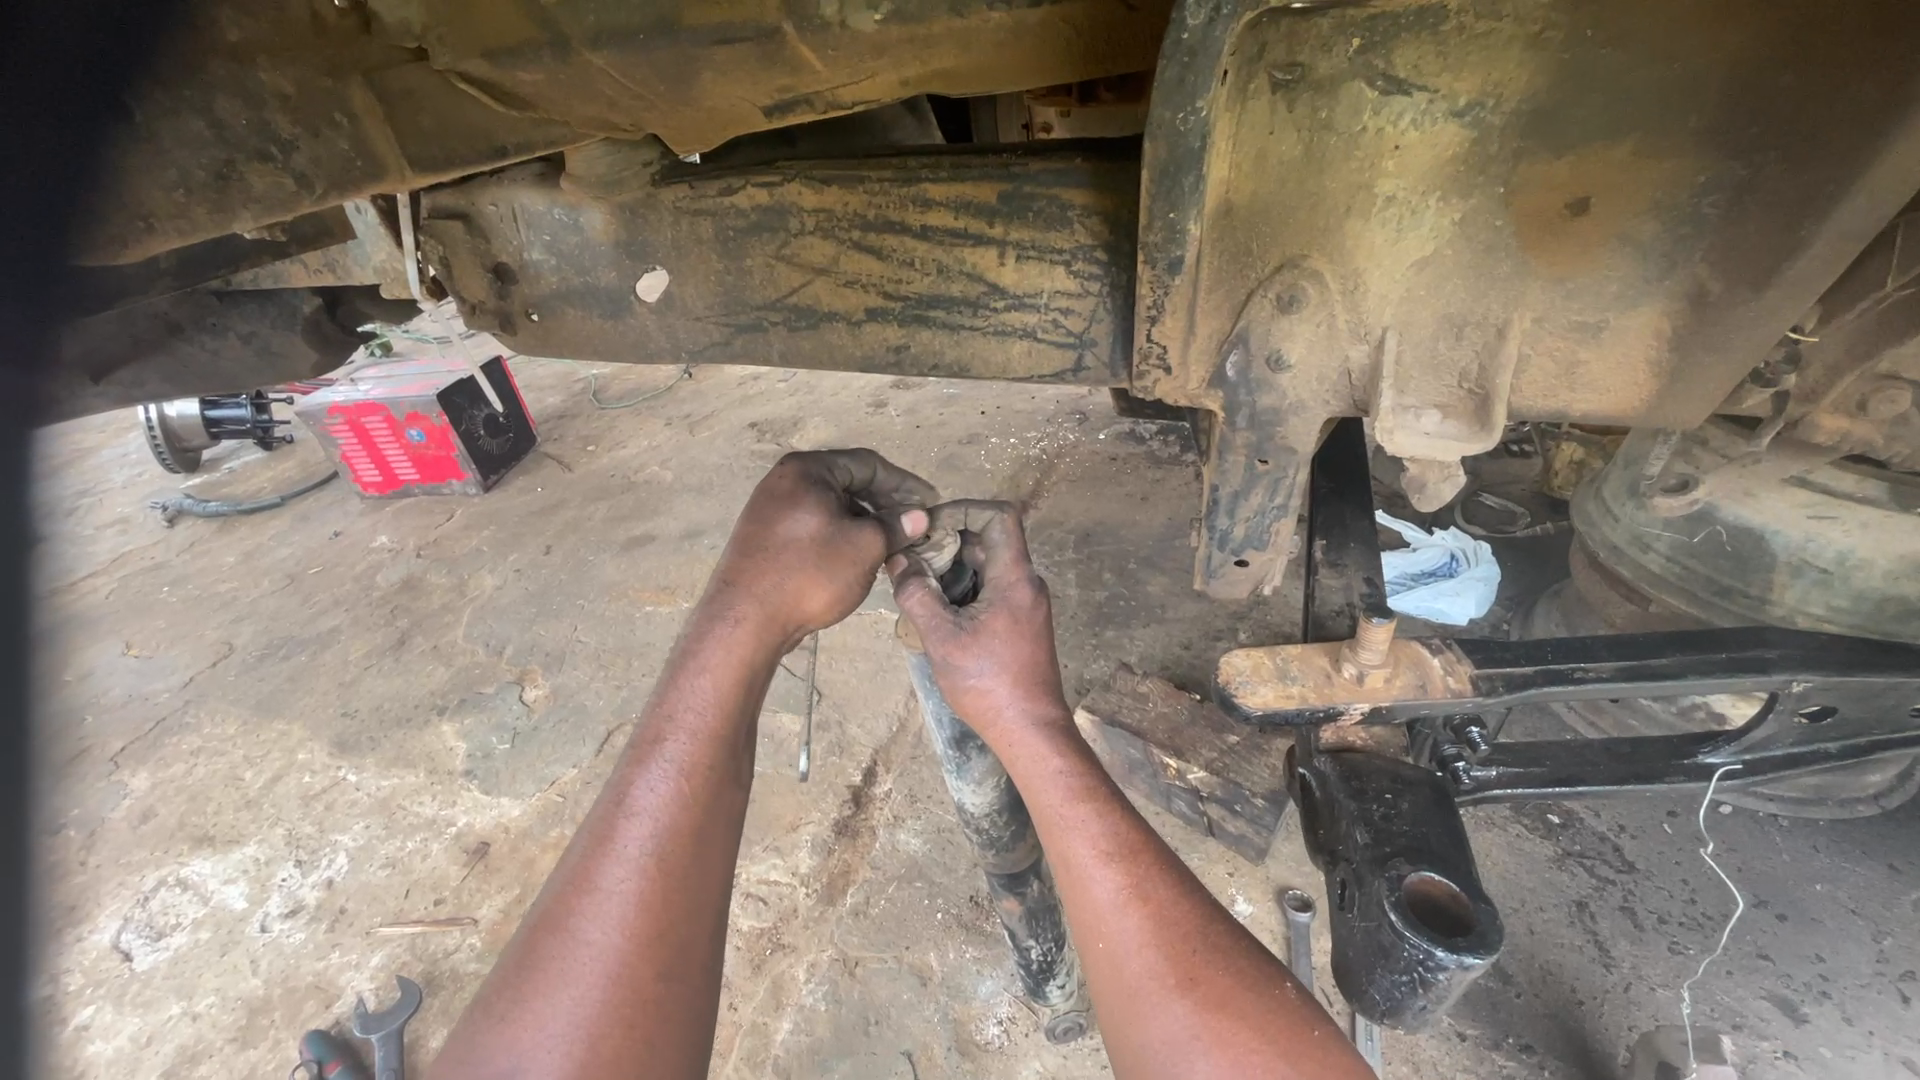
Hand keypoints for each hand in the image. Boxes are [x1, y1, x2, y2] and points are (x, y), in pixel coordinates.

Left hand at [708, 449, 935, 648]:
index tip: (928, 503)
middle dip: (883, 505)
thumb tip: (919, 516)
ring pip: (830, 507)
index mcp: (807, 470)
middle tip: (911, 526)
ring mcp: (770, 509)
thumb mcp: (864, 547)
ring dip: (863, 523)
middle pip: (847, 483)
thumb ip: (894, 526)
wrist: (745, 620)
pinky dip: (840, 535)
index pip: (867, 464)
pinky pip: (813, 526)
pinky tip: (856, 558)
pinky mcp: (765, 537)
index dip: (904, 484)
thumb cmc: (810, 574)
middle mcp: (784, 481)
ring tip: (889, 546)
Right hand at [887, 501, 1072, 749]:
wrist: (1029, 729)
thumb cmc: (987, 682)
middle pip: (987, 541)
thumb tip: (897, 560)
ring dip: (951, 570)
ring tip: (916, 587)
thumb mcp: (942, 637)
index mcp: (1015, 577)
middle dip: (947, 544)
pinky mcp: (1019, 623)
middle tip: (910, 561)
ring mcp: (1024, 605)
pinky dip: (962, 591)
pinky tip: (934, 611)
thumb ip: (917, 594)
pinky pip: (989, 590)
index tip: (929, 526)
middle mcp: (1026, 583)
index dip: (963, 509)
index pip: (999, 516)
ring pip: (986, 568)